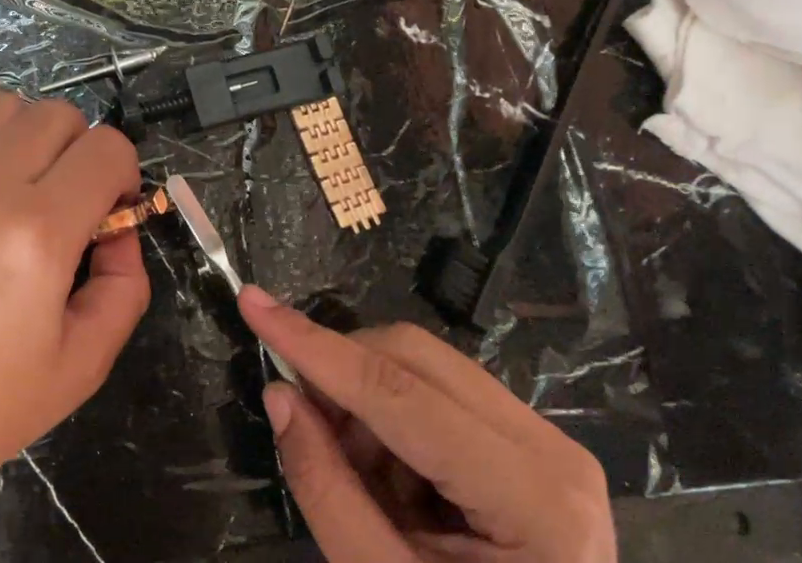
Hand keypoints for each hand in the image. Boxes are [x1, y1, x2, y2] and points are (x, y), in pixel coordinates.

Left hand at [0, 93, 150, 547]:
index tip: (108, 210)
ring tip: (13, 194)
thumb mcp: (77, 369)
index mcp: (36, 235)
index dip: (123, 174)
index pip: (106, 148)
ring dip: (23, 140)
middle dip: (78, 151)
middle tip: (65, 203)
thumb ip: (122, 289)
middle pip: (56, 113)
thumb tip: (118, 234)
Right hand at [239, 286, 614, 562]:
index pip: (400, 394)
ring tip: (355, 477)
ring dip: (364, 403)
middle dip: (339, 376)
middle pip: (413, 358)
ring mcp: (549, 443)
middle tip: (299, 424)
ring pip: (424, 367)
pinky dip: (391, 420)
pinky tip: (392, 483)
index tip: (251, 302)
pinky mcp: (535, 446)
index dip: (316, 347)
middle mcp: (551, 449)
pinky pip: (441, 393)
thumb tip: (279, 396)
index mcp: (532, 498)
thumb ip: (327, 491)